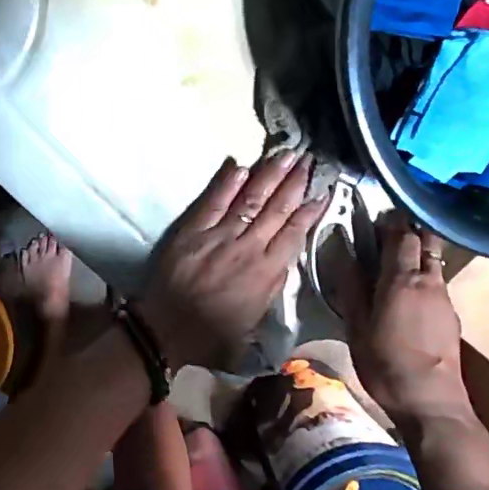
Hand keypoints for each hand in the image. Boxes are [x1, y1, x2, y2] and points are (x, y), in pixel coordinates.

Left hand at [138, 152, 324, 370]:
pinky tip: (242, 167)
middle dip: (295, 183)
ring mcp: (219, 236)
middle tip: (309, 160)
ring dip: (270, 175)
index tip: (323, 191)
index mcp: (265, 272)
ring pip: (251, 199)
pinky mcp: (193, 230)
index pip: (294, 234)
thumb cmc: (211, 334)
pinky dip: (228, 184)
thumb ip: (272, 288)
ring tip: (286, 155)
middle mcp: (247, 248)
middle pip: (277, 209)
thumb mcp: (254, 322)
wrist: (165, 331)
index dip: (310, 211)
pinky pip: (214, 202)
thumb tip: (285, 259)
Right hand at [347, 214, 472, 426]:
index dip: (391, 221)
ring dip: (421, 253)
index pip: (401, 235)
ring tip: (401, 261)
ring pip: (435, 261)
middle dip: (412, 229)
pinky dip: (427, 276)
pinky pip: (439, 283)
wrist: (431, 402)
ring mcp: (445, 298)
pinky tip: (414, 294)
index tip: (378, 216)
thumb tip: (344, 255)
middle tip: (393, 230)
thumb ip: (351, 288)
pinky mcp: (452, 316)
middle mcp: (429, 280)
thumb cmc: (386, 364)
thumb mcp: (357, 328)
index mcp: (402, 279)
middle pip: (427, 241)